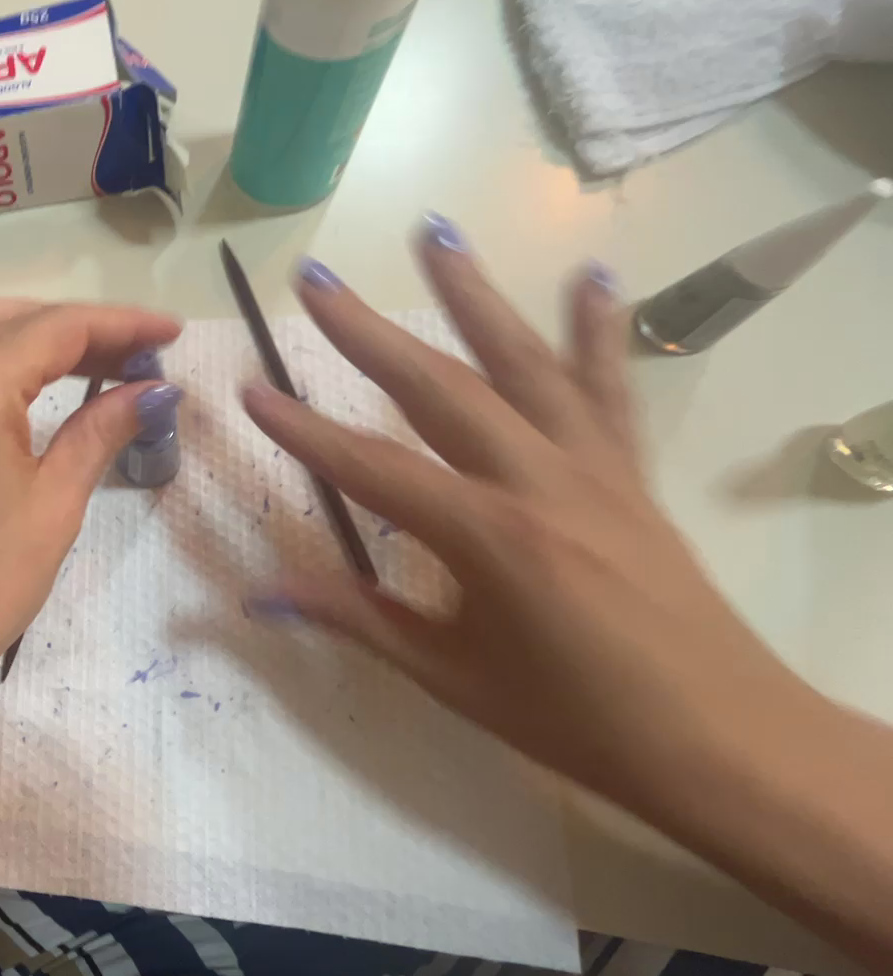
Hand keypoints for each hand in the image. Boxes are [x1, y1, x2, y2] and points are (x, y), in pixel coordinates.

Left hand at [0, 300, 182, 717]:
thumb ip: (102, 428)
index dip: (118, 325)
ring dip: (10, 324)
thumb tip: (155, 387)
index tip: (167, 331)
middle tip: (125, 351)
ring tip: (63, 350)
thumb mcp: (56, 502)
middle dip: (71, 327)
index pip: (54, 331)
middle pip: (5, 319)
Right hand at [240, 214, 811, 804]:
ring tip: (436, 233)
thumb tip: (259, 596)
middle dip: (366, 330)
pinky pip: (608, 391)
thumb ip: (352, 617)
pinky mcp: (627, 473)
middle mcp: (537, 481)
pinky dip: (598, 331)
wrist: (726, 743)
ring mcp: (591, 468)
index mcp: (484, 534)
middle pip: (435, 388)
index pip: (368, 467)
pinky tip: (592, 277)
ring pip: (522, 364)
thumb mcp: (447, 673)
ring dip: (471, 295)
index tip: (249, 389)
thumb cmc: (572, 717)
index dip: (301, 430)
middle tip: (315, 278)